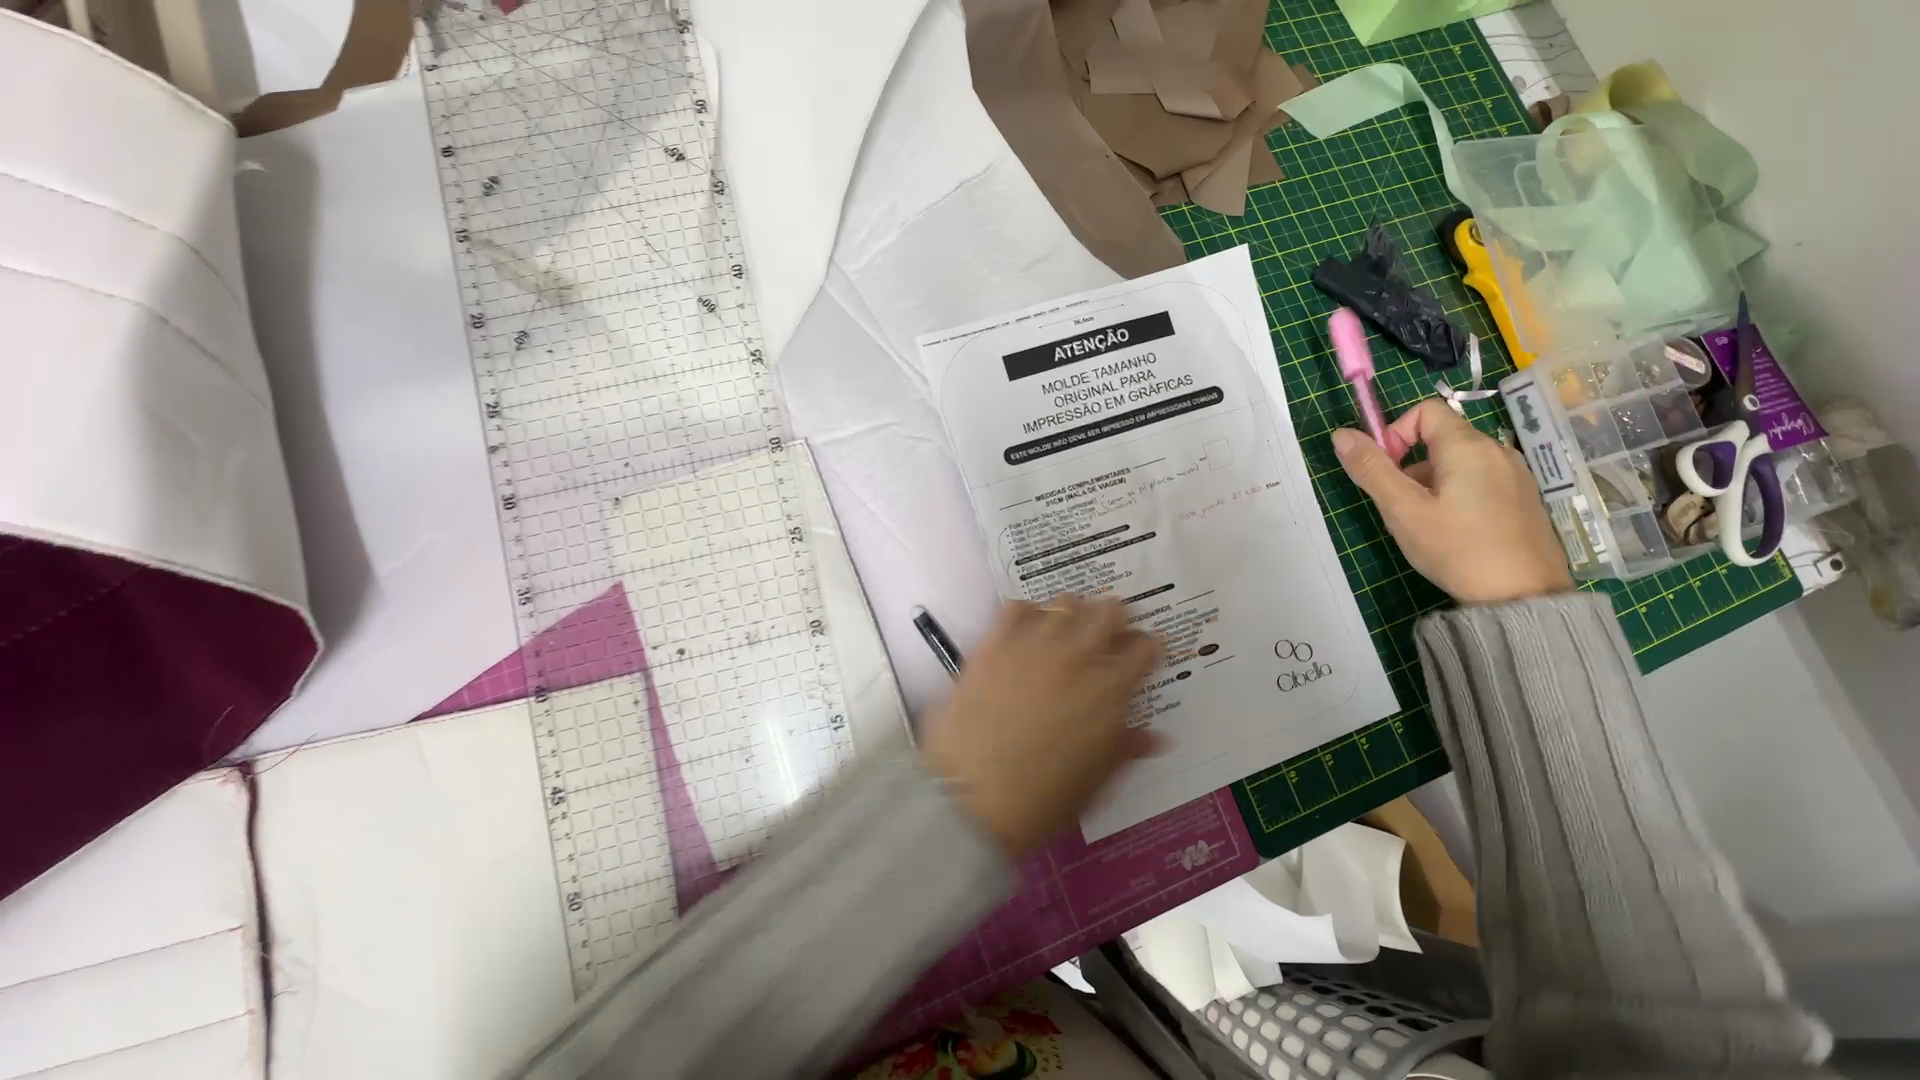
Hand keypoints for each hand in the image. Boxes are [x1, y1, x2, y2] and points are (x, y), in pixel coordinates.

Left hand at [920, 596, 1160, 854]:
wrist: (970, 797)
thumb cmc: (1039, 799)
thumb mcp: (1094, 783)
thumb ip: (1124, 750)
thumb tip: (1153, 738)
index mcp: (1110, 692)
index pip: (1144, 648)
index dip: (1147, 647)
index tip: (1141, 652)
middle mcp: (1077, 659)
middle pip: (1109, 611)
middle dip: (1115, 618)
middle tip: (1108, 632)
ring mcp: (1033, 647)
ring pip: (1065, 602)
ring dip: (1072, 611)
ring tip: (1067, 626)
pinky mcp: (993, 645)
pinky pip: (1016, 607)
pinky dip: (1026, 611)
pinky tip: (1026, 627)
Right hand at [1332, 399, 1572, 604]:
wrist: (1523, 595)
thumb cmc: (1457, 549)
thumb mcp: (1403, 511)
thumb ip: (1371, 470)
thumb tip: (1341, 435)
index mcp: (1467, 447)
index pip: (1425, 411)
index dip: (1397, 432)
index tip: (1386, 471)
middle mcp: (1497, 450)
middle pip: (1441, 438)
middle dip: (1412, 465)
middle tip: (1403, 507)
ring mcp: (1516, 474)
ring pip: (1460, 462)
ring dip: (1433, 483)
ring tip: (1429, 525)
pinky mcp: (1525, 498)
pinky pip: (1481, 480)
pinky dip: (1459, 494)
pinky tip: (1457, 531)